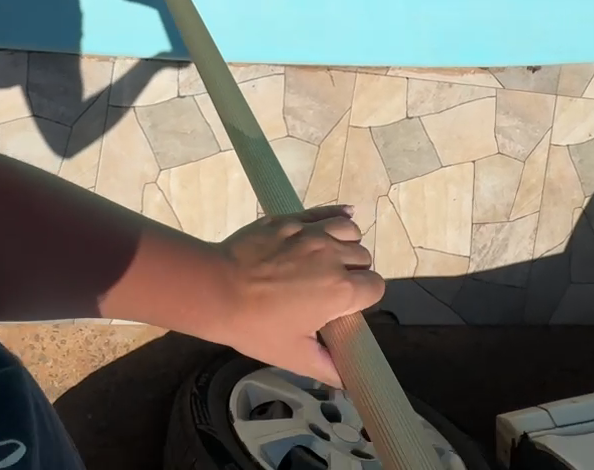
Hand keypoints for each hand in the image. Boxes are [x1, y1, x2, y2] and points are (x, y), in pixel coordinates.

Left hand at [210, 205, 382, 386]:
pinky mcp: (288, 220)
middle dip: (355, 271)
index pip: (375, 287)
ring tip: (332, 256)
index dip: (365, 297)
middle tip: (333, 285)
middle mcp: (331, 256)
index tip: (347, 306)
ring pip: (348, 230)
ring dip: (347, 243)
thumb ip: (328, 368)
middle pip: (362, 257)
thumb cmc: (257, 326)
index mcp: (340, 290)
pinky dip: (337, 214)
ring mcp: (309, 233)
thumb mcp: (296, 357)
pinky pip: (323, 212)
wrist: (217, 288)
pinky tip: (344, 216)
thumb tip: (346, 381)